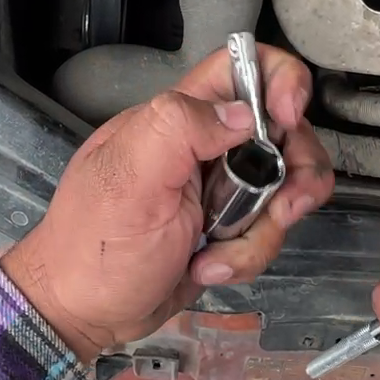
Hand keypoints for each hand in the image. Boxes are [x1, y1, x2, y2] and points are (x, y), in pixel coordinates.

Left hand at [4, 43, 332, 361]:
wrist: (85, 312)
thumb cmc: (94, 245)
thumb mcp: (130, 180)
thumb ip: (179, 128)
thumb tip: (243, 114)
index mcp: (180, 119)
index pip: (242, 67)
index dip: (280, 79)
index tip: (288, 119)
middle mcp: (209, 147)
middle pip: (284, 134)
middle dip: (295, 174)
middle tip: (284, 209)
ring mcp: (224, 191)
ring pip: (285, 191)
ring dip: (264, 231)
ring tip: (222, 255)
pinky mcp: (231, 230)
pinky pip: (268, 233)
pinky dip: (246, 257)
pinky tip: (207, 267)